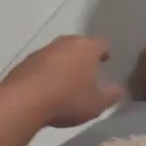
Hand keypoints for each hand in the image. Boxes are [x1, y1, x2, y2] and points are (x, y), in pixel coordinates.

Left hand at [1, 35, 123, 127]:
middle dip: (85, 55)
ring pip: (60, 52)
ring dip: (65, 62)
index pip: (102, 43)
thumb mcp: (96, 103)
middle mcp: (67, 42)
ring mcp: (45, 49)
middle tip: (89, 69)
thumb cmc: (68, 99)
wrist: (24, 100)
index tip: (107, 60)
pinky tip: (47, 86)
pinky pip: (43, 63)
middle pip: (80, 44)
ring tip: (67, 79)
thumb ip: (111, 95)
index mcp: (88, 48)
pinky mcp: (27, 61)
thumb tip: (120, 89)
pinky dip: (48, 71)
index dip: (106, 51)